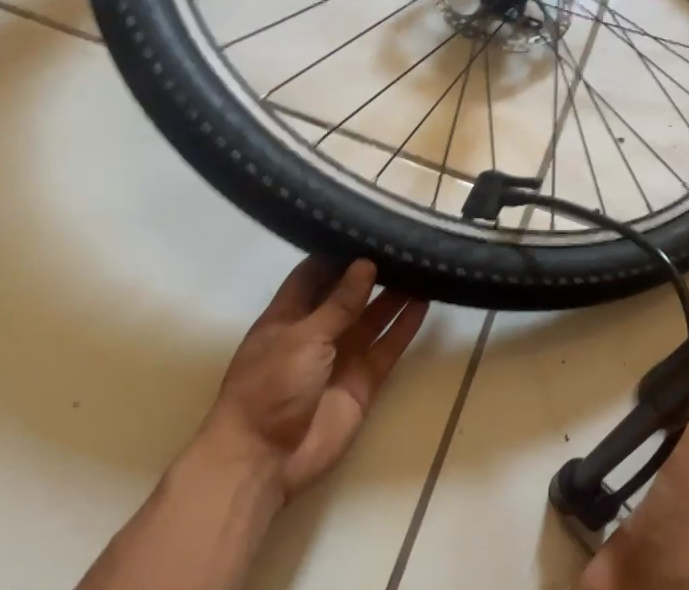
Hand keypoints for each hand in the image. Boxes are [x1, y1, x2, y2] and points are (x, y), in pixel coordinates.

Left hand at [192, 257, 429, 500]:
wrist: (264, 459)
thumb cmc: (269, 388)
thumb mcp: (303, 337)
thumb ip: (339, 303)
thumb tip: (365, 264)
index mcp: (286, 319)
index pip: (312, 276)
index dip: (336, 254)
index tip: (366, 230)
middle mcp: (315, 334)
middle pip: (347, 296)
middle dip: (372, 273)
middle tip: (404, 245)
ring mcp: (340, 358)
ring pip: (372, 319)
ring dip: (394, 297)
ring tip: (422, 268)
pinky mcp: (362, 382)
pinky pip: (387, 348)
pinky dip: (404, 328)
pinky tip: (424, 304)